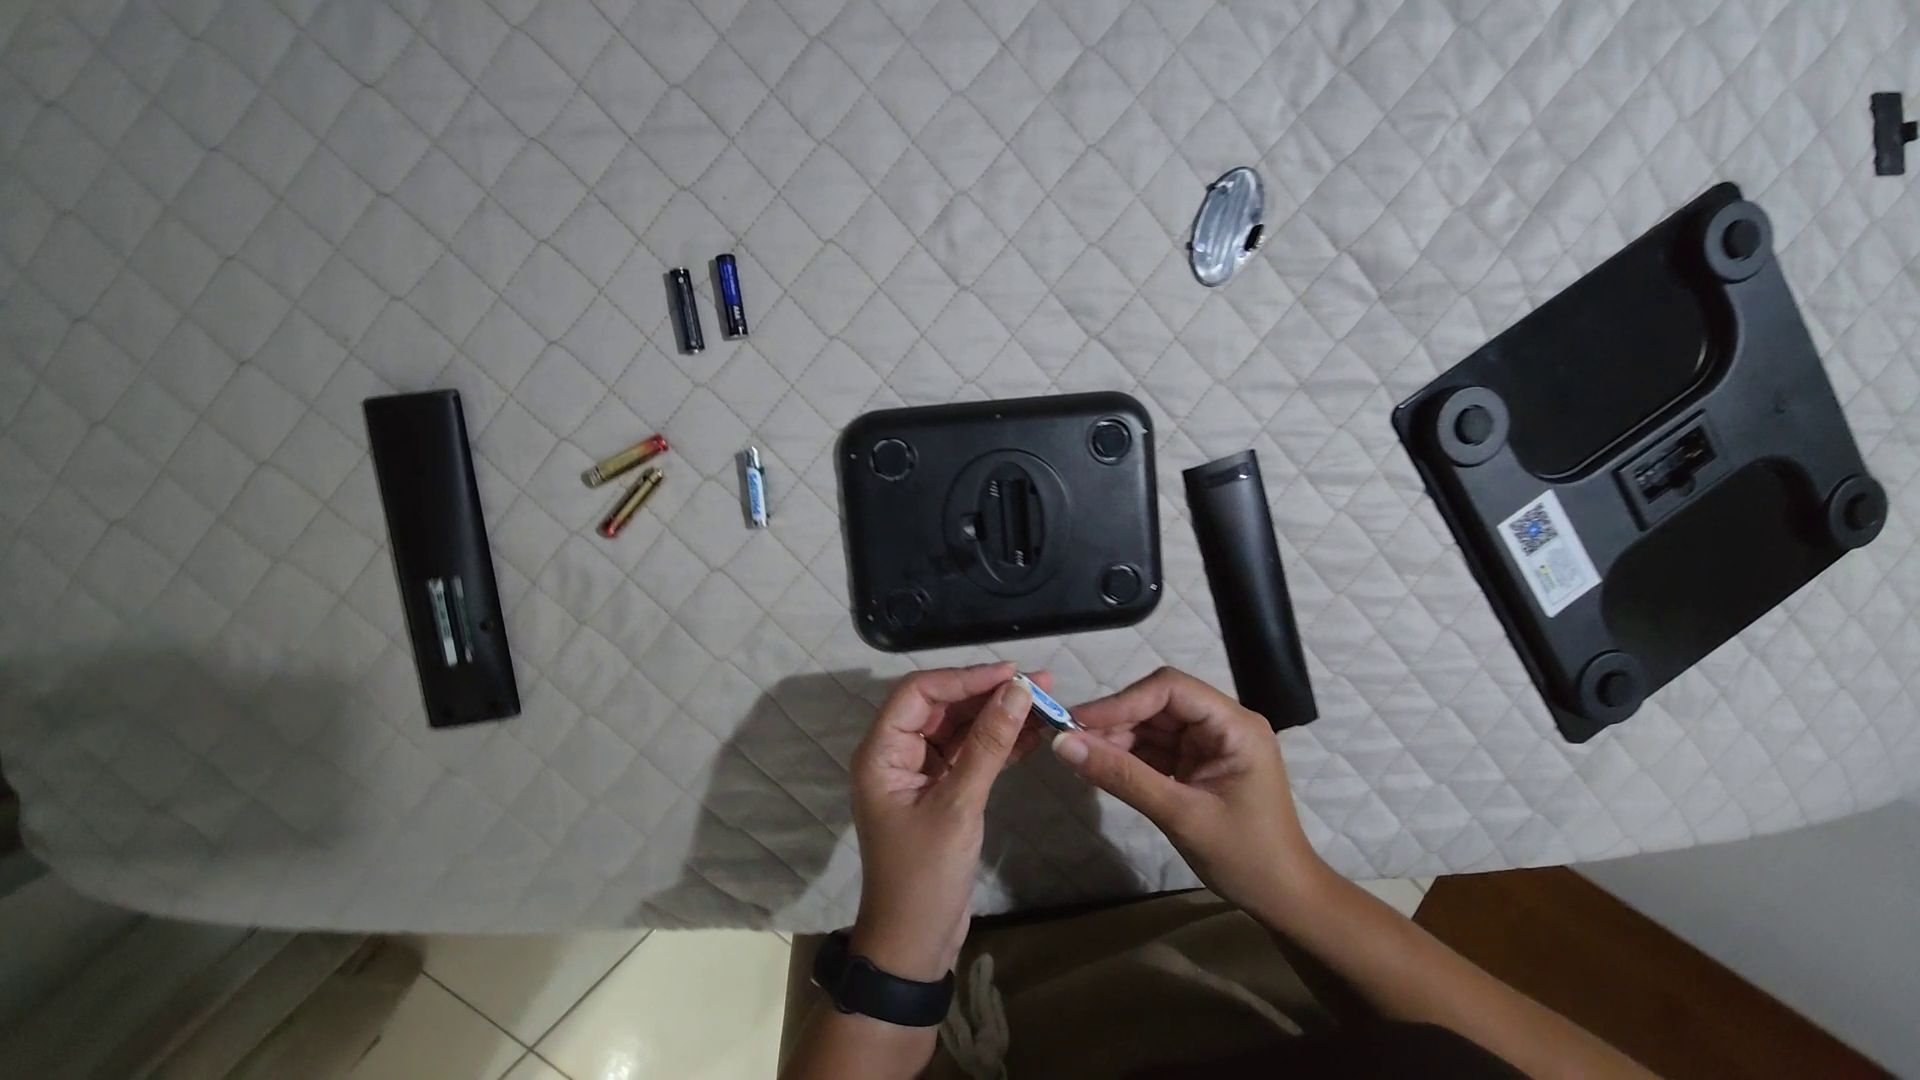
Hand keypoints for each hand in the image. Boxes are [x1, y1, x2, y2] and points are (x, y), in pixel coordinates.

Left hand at [847, 663, 1045, 980]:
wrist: (916, 944)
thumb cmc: (925, 876)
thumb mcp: (959, 806)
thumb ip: (988, 745)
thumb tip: (1018, 690)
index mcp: (881, 752)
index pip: (920, 693)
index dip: (965, 678)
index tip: (1011, 673)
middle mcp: (896, 754)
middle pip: (942, 706)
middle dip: (988, 694)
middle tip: (1039, 684)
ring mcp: (919, 773)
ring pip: (960, 729)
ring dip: (998, 717)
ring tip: (1045, 703)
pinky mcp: (942, 792)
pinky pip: (970, 754)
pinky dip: (999, 744)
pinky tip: (1034, 736)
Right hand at [1051, 667, 1324, 912]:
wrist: (1283, 899)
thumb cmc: (1245, 856)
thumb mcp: (1180, 815)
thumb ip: (1122, 777)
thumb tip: (1062, 746)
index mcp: (1235, 725)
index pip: (1171, 689)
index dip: (1123, 700)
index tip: (1079, 721)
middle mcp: (1223, 725)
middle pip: (1158, 703)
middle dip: (1116, 719)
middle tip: (1070, 741)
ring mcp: (1209, 745)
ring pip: (1152, 725)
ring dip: (1117, 739)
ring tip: (1080, 756)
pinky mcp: (1197, 764)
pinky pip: (1155, 749)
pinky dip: (1127, 757)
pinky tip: (1100, 767)